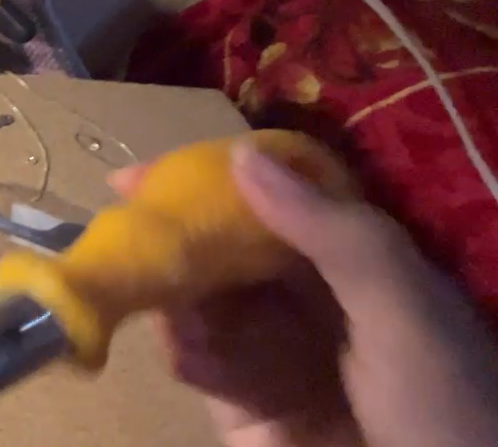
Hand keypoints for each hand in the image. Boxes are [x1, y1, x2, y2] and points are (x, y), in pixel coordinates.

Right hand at [112, 142, 497, 446]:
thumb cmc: (449, 420)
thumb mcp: (412, 323)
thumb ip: (339, 238)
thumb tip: (240, 153)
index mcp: (357, 270)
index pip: (277, 199)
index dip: (215, 175)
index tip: (154, 169)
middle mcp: (307, 299)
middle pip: (219, 241)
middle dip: (172, 231)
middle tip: (124, 221)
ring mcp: (269, 346)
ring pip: (191, 291)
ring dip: (170, 292)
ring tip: (168, 305)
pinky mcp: (237, 393)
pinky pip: (187, 351)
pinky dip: (182, 348)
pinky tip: (198, 365)